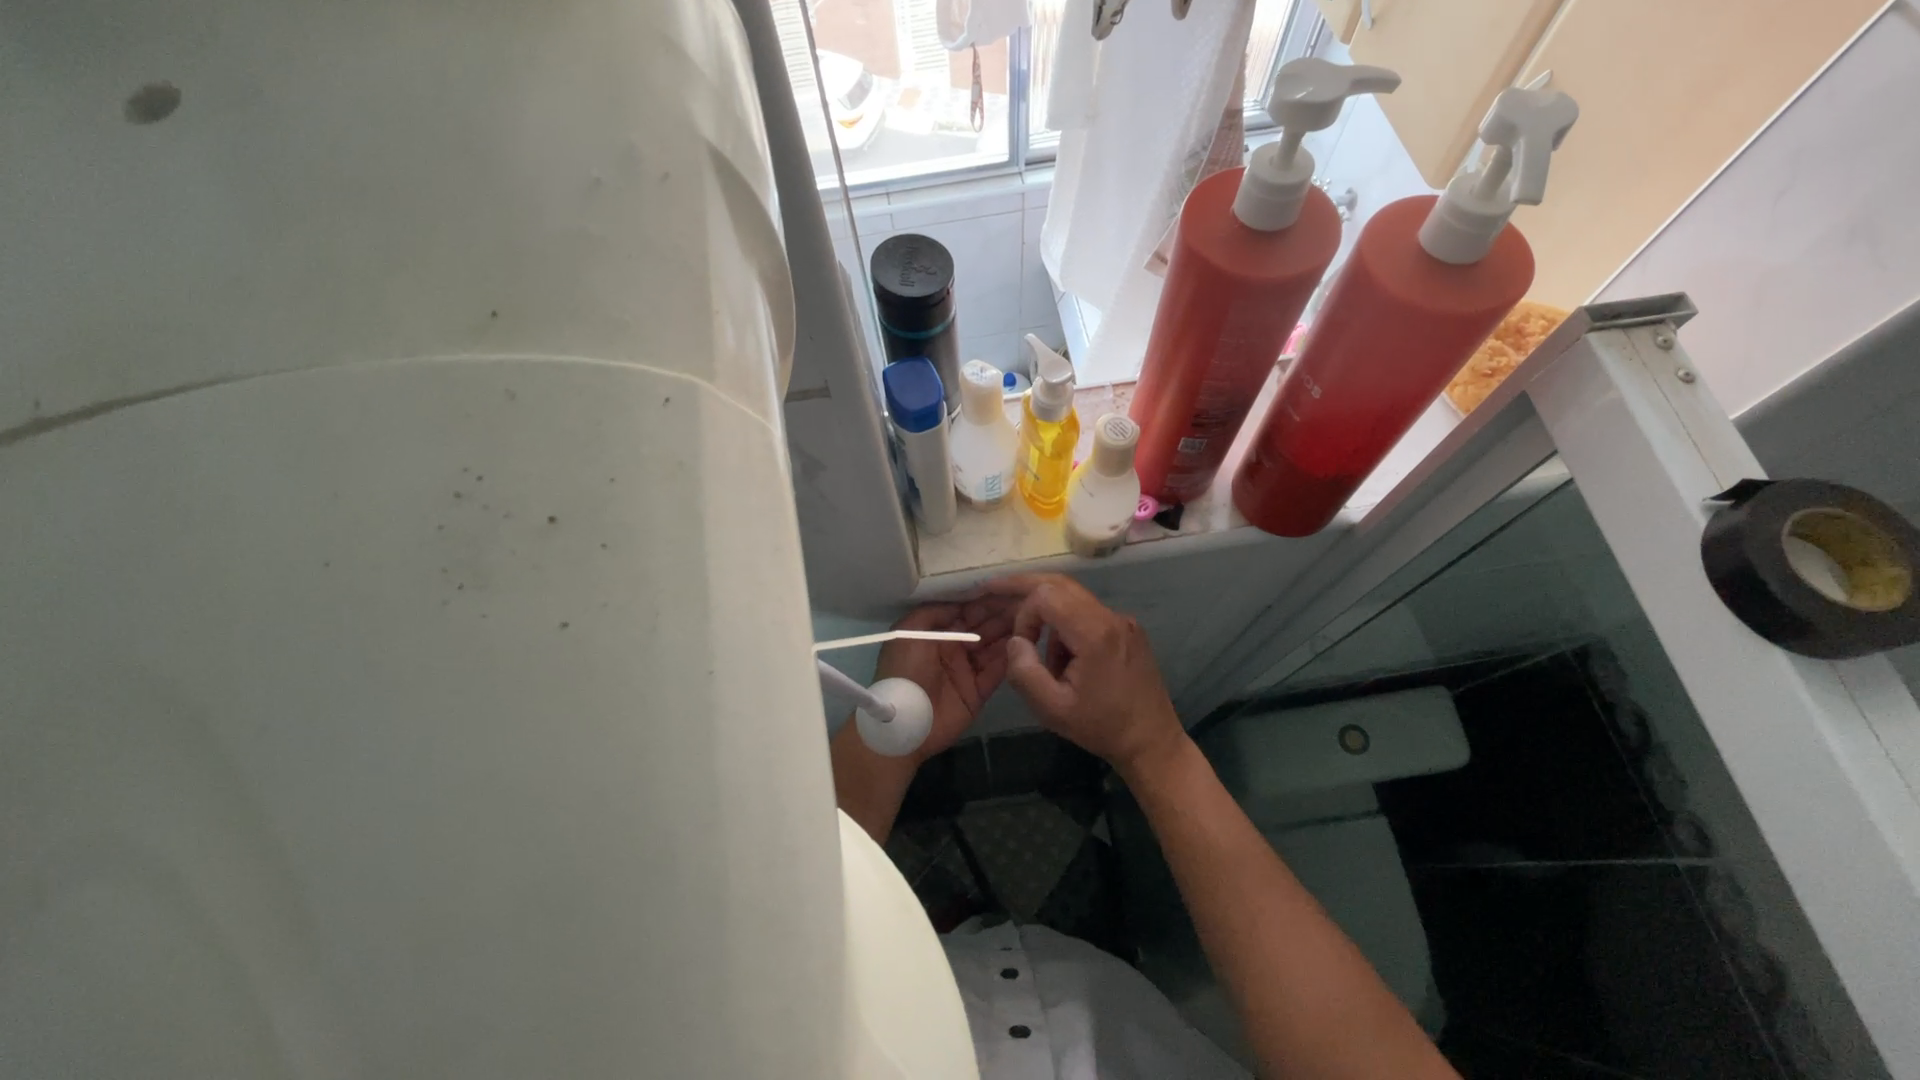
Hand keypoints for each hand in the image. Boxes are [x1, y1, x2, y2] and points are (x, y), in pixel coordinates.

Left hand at [872, 599, 1014, 763]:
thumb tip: (961, 602)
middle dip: (1002, 614)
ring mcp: (966, 670)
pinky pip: (997, 672)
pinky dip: (1010, 659)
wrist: (902, 723)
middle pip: (983, 628)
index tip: (1008, 589)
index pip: (965, 612)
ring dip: (1010, 633)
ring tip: (1032, 618)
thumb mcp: (908, 634)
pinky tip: (1026, 645)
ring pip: (993, 647)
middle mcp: (953, 648)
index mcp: (935, 633)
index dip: (985, 601)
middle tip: (1028, 601)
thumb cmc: (903, 672)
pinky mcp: (977, 691)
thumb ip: (933, 613)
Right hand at [982, 574, 1186, 779]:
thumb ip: (1024, 671)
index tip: (1021, 645)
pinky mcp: (1128, 631)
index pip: (1046, 595)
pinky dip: (1068, 628)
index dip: (1024, 614)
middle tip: (995, 590)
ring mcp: (1124, 622)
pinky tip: (1067, 663)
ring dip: (1050, 619)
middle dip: (1027, 590)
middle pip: (1061, 584)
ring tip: (1047, 661)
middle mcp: (1112, 618)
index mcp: (1095, 634)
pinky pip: (1089, 615)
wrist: (1151, 740)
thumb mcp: (1051, 709)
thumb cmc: (1101, 727)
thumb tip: (1016, 640)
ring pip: (1074, 599)